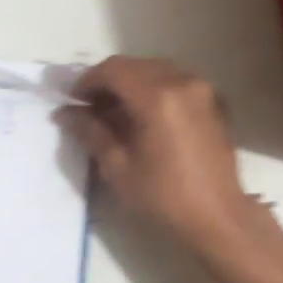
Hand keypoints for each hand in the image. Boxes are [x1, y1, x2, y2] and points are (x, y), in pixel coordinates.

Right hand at [57, 56, 254, 255]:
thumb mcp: (117, 167)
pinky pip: (176, 82)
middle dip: (108, 81)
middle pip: (135, 65)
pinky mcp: (214, 102)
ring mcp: (203, 90)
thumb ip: (90, 132)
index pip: (113, 70)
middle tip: (90, 107)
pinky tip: (144, 116)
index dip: (87, 81)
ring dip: (131, 84)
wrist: (217, 217)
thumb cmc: (162, 196)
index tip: (72, 101)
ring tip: (115, 113)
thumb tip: (65, 113)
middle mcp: (182, 82)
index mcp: (157, 97)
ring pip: (156, 70)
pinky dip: (154, 90)